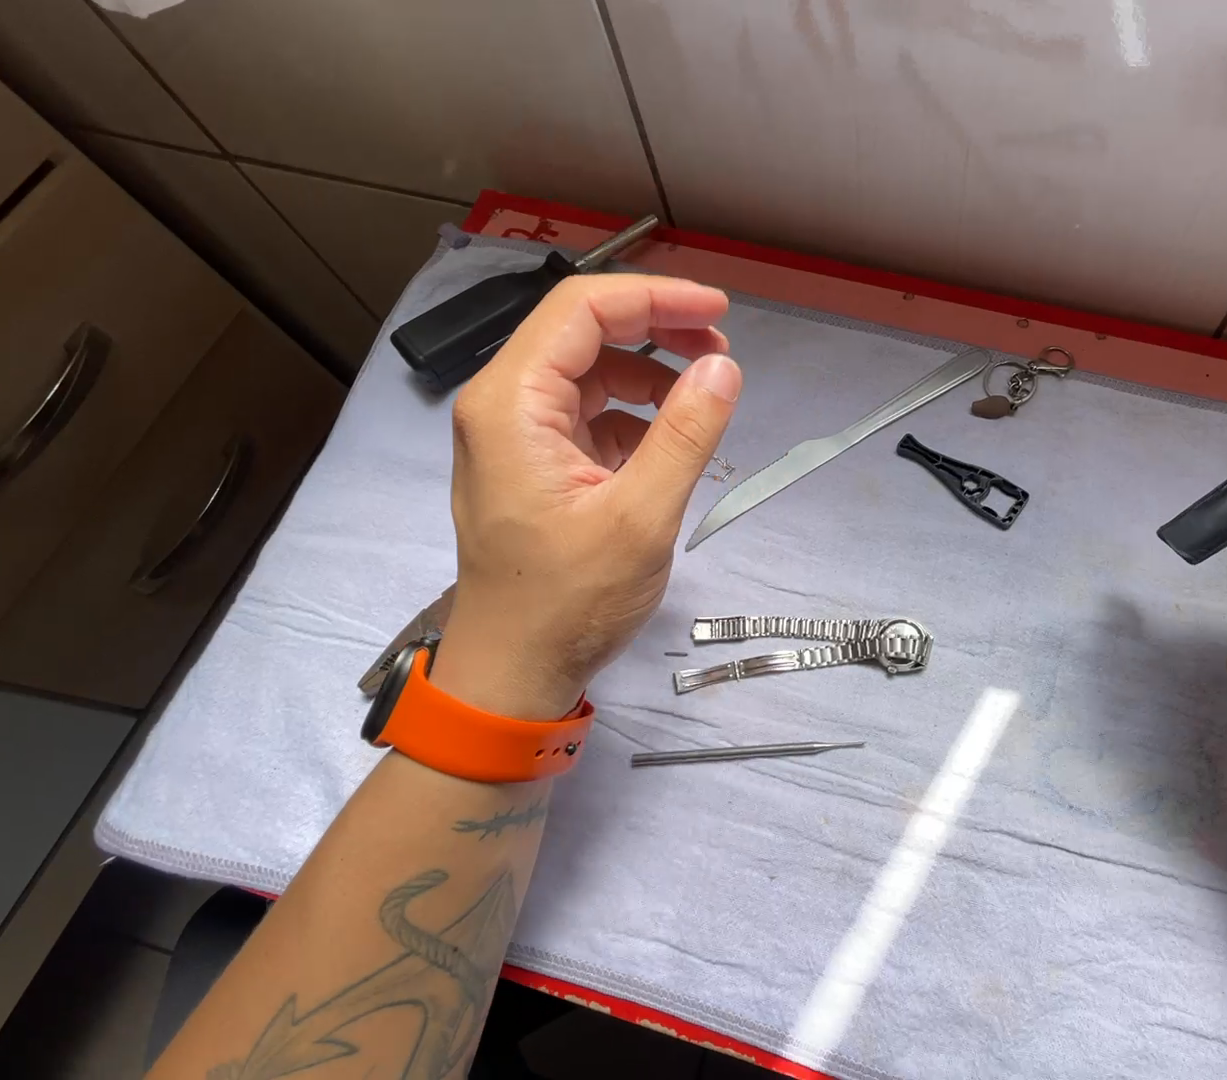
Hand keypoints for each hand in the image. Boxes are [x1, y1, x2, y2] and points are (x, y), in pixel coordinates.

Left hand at [426, 274, 741, 717]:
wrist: (515, 671)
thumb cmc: (570, 601)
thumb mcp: (641, 518)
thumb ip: (684, 435)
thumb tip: (723, 367)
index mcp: (512, 403)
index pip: (583, 310)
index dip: (656, 298)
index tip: (721, 313)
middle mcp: (503, 405)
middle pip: (583, 334)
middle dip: (657, 331)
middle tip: (721, 353)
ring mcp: (516, 436)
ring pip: (589, 373)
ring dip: (649, 376)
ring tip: (702, 401)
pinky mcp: (534, 465)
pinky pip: (589, 415)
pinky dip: (635, 417)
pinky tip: (667, 446)